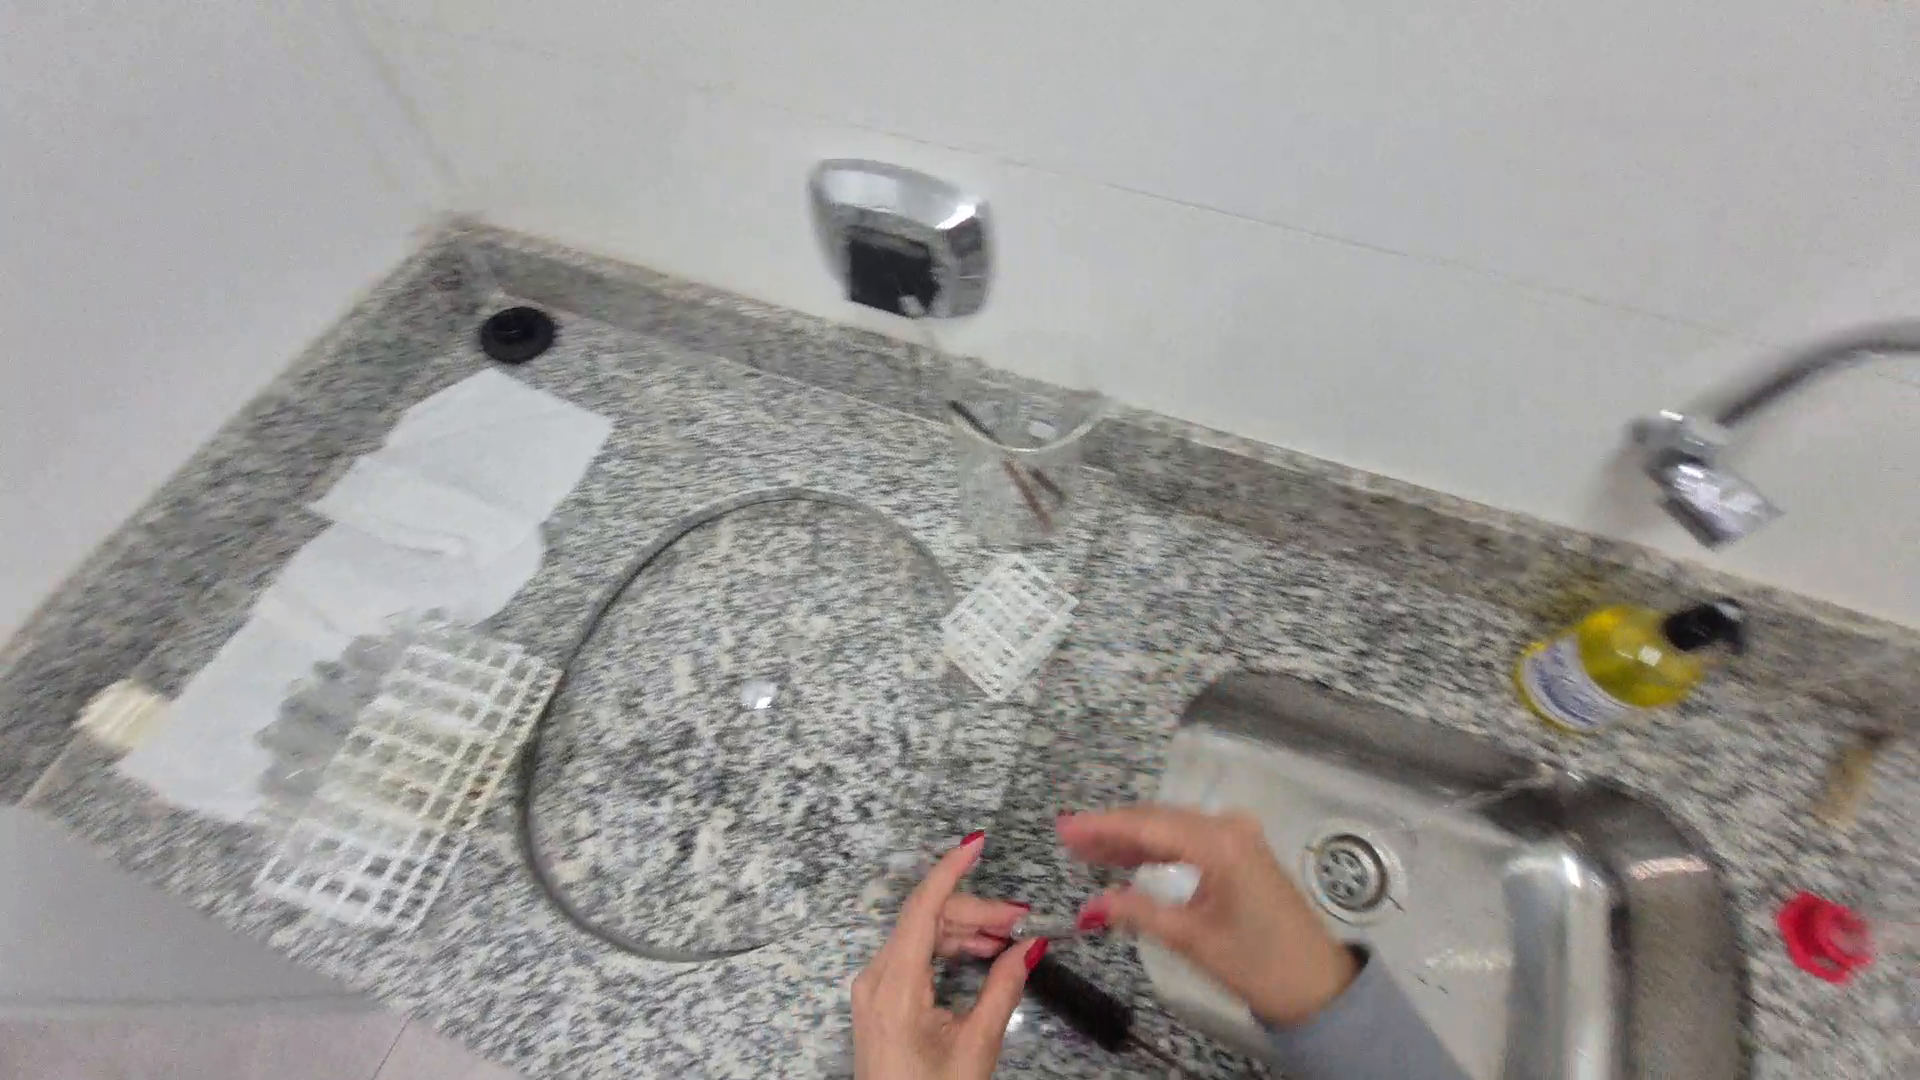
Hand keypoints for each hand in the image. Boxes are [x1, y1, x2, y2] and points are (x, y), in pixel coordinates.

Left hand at [852, 833, 1046, 1078]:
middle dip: (976, 912)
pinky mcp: (880, 998)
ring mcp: (874, 986)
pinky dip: (950, 949)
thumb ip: (1003, 988)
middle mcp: (876, 975)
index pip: (922, 907)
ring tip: (1009, 938)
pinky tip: (983, 954)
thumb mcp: (975, 1048)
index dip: (951, 870)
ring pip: (923, 934)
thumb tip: (1033, 945)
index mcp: (893, 984)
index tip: (978, 843)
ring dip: (966, 930)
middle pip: (927, 919)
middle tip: (1021, 920)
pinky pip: (916, 955)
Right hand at [1058, 805, 1357, 1026]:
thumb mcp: (1193, 940)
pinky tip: (1126, 855)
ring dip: (1129, 838)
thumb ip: (1139, 913)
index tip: (1065, 828)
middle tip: (1068, 839)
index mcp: (1220, 844)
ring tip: (1087, 849)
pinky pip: (1186, 838)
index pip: (1148, 825)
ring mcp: (1236, 835)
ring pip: (1169, 826)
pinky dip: (1155, 847)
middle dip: (1111, 830)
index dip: (1102, 826)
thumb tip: (1091, 906)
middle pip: (1157, 819)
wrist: (1320, 988)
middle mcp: (1228, 827)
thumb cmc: (1259, 964)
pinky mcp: (1238, 850)